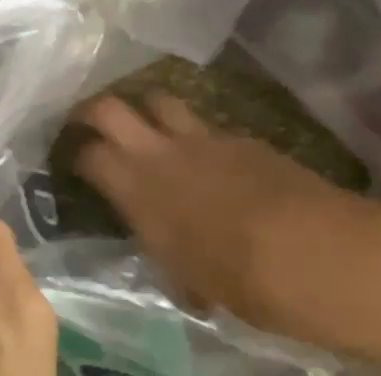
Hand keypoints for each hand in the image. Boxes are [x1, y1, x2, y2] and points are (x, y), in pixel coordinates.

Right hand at [72, 94, 380, 332]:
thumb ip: (163, 246)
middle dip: (92, 107)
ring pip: (158, 99)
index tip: (71, 159)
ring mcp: (202, 136)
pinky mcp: (238, 135)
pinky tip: (208, 156)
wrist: (309, 250)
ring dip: (147, 108)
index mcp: (138, 190)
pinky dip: (197, 135)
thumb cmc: (239, 280)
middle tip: (87, 119)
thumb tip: (164, 244)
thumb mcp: (186, 276)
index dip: (74, 153)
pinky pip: (205, 125)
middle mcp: (160, 152)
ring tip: (147, 124)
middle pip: (110, 105)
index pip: (88, 155)